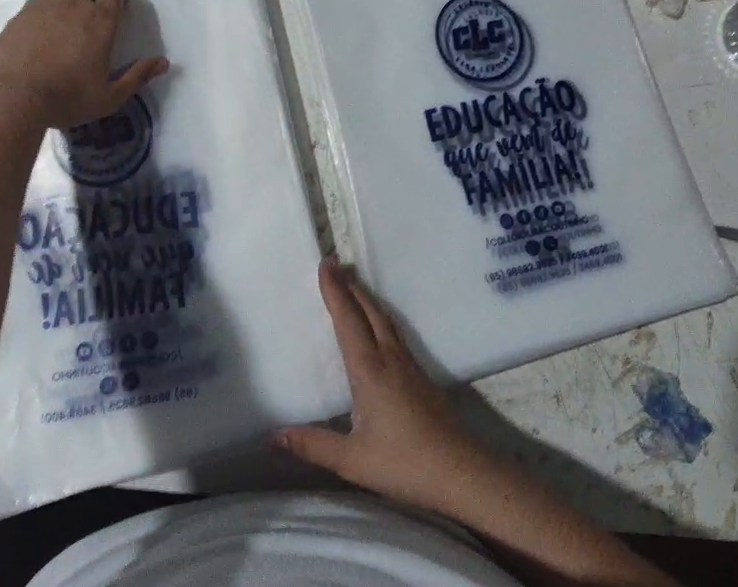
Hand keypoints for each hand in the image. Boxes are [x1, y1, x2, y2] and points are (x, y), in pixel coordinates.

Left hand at [0, 0, 167, 130]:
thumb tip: (164, 63)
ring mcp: (45, 5)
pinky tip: (47, 20)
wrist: (12, 97)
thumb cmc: (66, 98)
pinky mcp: (22, 12)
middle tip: (98, 0)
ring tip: (72, 4)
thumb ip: (137, 77)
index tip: (119, 6)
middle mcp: (75, 4)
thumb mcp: (109, 97)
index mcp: (101, 21)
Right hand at [273, 262, 489, 510]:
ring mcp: (411, 367)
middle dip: (352, 288)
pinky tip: (379, 330)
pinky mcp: (423, 379)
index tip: (325, 265)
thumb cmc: (405, 463)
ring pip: (387, 322)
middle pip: (371, 313)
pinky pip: (396, 336)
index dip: (336, 293)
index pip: (349, 322)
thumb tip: (274, 435)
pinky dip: (381, 320)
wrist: (463, 472)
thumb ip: (313, 445)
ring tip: (354, 288)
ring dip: (368, 301)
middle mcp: (391, 359)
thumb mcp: (352, 460)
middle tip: (336, 266)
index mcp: (370, 370)